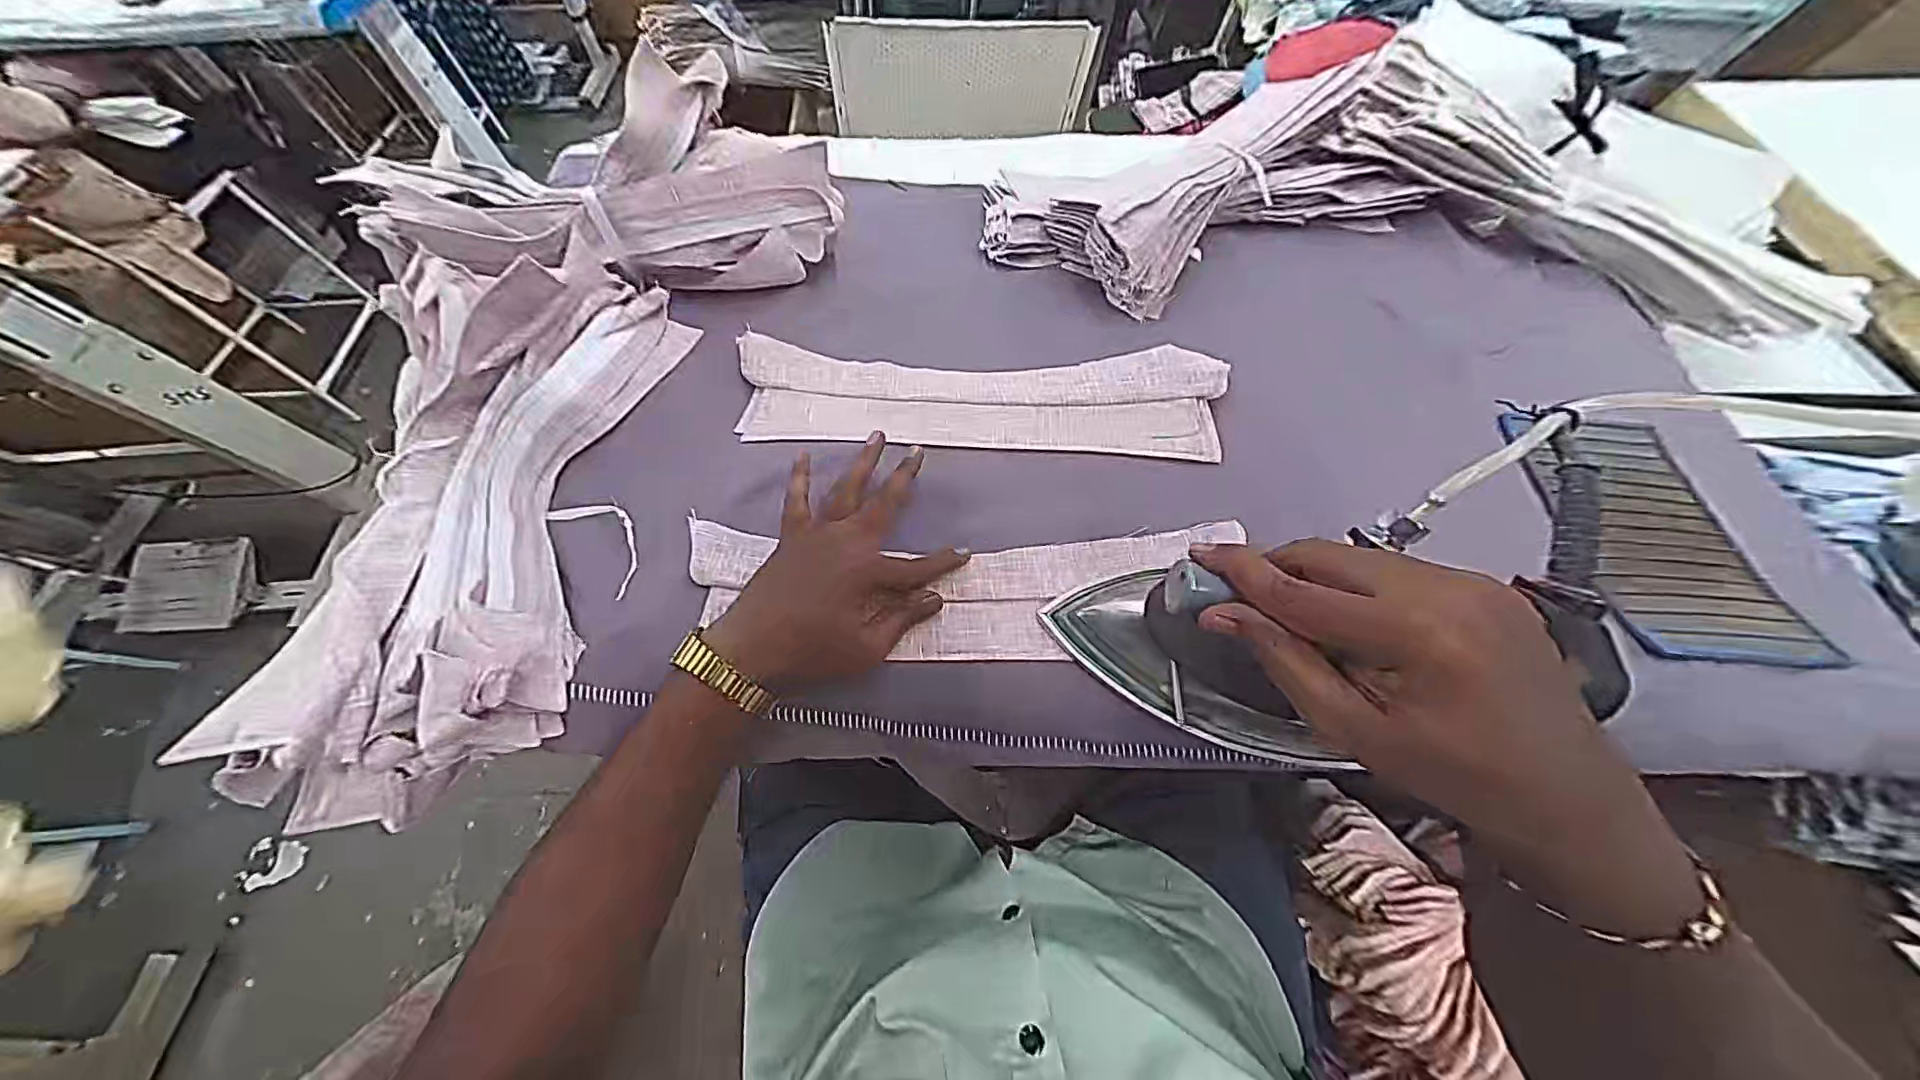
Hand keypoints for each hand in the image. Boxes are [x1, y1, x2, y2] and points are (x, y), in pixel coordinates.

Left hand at [703, 433, 966, 693]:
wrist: (750, 651)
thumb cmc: (812, 653)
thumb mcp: (866, 648)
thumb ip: (901, 619)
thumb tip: (934, 599)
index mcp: (866, 571)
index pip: (916, 567)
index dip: (943, 563)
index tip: (965, 553)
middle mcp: (844, 543)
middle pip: (882, 504)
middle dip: (904, 477)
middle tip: (918, 451)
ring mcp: (815, 536)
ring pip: (844, 490)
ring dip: (862, 462)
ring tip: (877, 437)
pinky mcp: (790, 538)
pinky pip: (796, 501)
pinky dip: (799, 478)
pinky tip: (803, 457)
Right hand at [1190, 539, 1701, 936]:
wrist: (1565, 793)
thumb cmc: (1451, 775)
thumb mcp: (1352, 729)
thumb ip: (1285, 661)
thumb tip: (1225, 615)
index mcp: (1417, 634)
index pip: (1303, 590)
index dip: (1243, 571)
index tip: (1201, 556)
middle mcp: (1449, 589)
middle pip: (1329, 556)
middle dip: (1275, 566)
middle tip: (1236, 589)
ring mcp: (1474, 581)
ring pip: (1359, 558)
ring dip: (1313, 576)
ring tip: (1291, 611)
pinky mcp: (1486, 585)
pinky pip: (1395, 569)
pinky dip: (1355, 584)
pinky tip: (1350, 620)